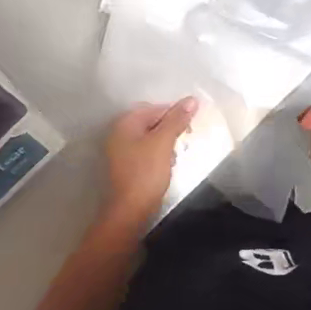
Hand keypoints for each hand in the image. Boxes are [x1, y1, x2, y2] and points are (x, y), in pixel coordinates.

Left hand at [101, 97, 198, 229]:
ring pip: (150, 138)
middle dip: (170, 131)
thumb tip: (192, 99)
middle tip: (183, 142)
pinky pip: (145, 153)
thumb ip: (177, 120)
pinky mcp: (126, 166)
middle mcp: (119, 133)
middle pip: (151, 122)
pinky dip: (158, 156)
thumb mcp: (164, 143)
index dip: (175, 115)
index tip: (189, 129)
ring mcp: (120, 151)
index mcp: (125, 123)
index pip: (154, 108)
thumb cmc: (146, 173)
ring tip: (174, 157)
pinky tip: (167, 167)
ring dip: (165, 144)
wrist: (130, 210)